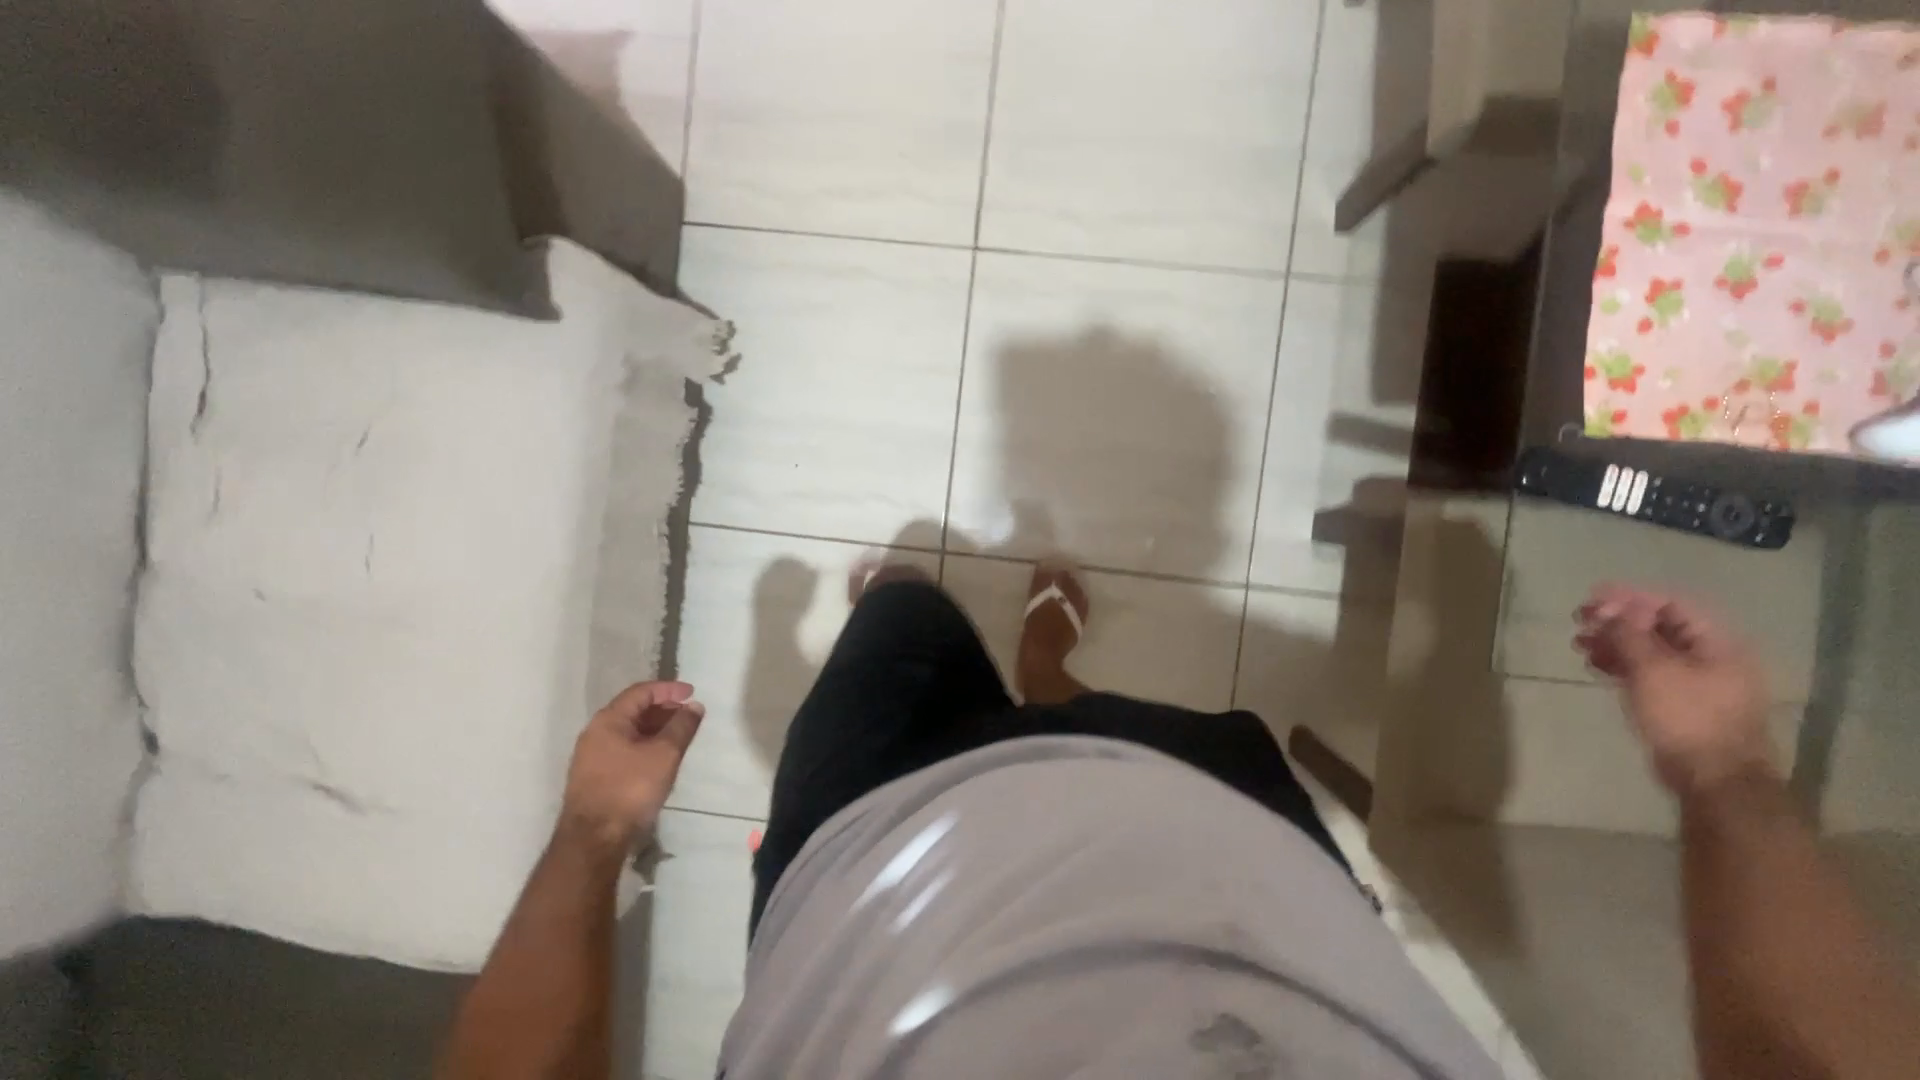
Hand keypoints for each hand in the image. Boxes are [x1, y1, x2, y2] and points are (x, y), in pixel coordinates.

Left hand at [560, 680, 704, 853]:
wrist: (593, 839)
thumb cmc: (630, 789)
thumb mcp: (664, 755)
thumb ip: (681, 727)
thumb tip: (694, 706)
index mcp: (608, 721)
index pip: (641, 692)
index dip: (669, 689)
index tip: (693, 693)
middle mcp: (595, 733)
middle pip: (632, 710)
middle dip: (663, 709)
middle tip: (688, 715)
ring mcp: (592, 756)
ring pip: (628, 732)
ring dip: (655, 729)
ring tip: (679, 737)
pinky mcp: (594, 777)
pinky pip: (623, 749)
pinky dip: (644, 745)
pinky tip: (660, 759)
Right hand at [1574, 584, 1775, 796]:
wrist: (1714, 777)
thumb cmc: (1687, 717)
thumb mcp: (1654, 670)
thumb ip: (1630, 635)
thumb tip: (1610, 609)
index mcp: (1716, 643)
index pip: (1669, 605)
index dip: (1629, 598)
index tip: (1591, 598)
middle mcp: (1710, 657)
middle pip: (1658, 626)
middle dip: (1617, 621)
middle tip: (1579, 620)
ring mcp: (1696, 681)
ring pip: (1650, 650)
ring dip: (1614, 643)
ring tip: (1580, 644)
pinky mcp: (1680, 702)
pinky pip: (1648, 672)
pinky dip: (1622, 665)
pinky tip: (1596, 665)